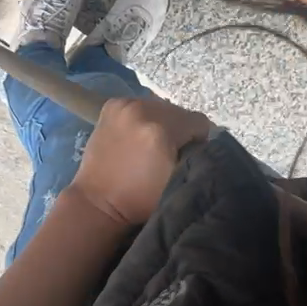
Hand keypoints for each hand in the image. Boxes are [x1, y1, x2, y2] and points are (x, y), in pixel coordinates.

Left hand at [67, 96, 212, 226]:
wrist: (98, 201)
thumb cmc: (141, 199)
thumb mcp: (178, 182)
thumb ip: (198, 158)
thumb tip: (208, 143)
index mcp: (160, 129)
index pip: (199, 122)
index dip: (198, 141)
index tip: (188, 157)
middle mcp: (142, 109)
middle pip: (178, 112)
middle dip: (179, 131)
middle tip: (169, 153)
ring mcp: (124, 104)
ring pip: (160, 107)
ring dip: (161, 123)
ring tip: (151, 146)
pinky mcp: (112, 105)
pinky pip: (141, 105)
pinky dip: (144, 118)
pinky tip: (138, 137)